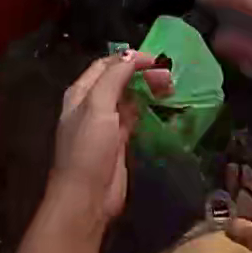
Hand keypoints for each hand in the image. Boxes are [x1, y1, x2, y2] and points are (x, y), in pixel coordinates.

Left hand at [48, 52, 171, 223]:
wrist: (86, 198)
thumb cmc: (88, 149)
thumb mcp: (97, 106)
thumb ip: (114, 77)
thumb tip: (131, 54)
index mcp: (81, 93)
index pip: (106, 64)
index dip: (129, 58)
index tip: (156, 59)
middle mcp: (92, 105)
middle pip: (119, 79)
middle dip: (142, 73)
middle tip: (168, 76)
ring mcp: (106, 123)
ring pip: (129, 97)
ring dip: (147, 89)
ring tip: (170, 87)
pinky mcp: (120, 140)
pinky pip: (135, 116)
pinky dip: (147, 108)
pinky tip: (162, 104)